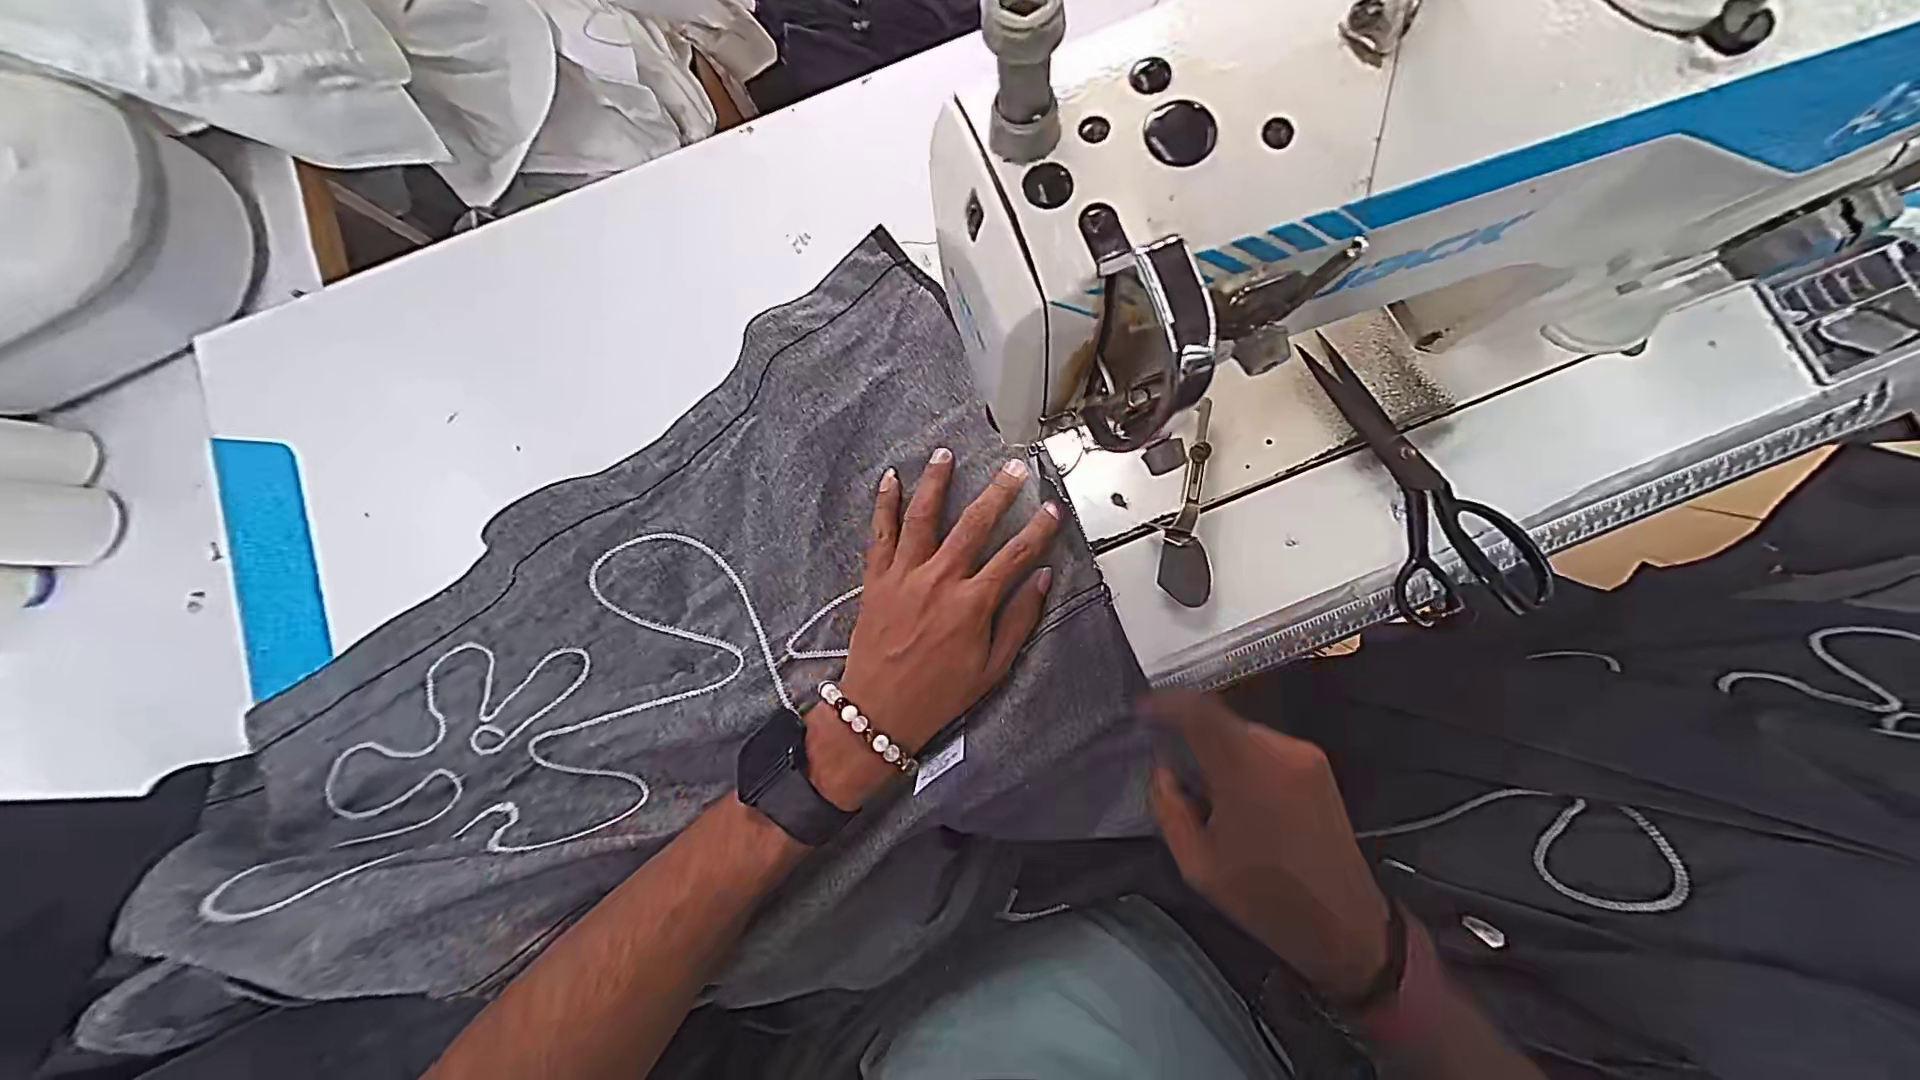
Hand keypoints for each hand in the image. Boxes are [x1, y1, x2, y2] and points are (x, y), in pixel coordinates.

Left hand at [806, 447, 1060, 808]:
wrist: (879, 711)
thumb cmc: (936, 694)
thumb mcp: (992, 668)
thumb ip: (1020, 619)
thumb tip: (1042, 580)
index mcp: (972, 604)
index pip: (1016, 554)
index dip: (1039, 528)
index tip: (1051, 510)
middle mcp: (939, 582)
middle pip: (974, 524)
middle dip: (998, 491)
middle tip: (1013, 468)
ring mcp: (905, 576)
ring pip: (923, 516)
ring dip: (936, 482)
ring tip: (945, 455)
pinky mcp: (877, 579)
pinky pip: (881, 533)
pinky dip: (885, 504)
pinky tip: (890, 480)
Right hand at [1146, 692, 1392, 1001]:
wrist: (1345, 926)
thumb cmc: (1266, 898)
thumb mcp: (1196, 863)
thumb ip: (1168, 806)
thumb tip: (1164, 770)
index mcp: (1246, 770)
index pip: (1198, 711)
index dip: (1165, 703)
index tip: (1143, 711)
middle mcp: (1279, 750)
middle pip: (1218, 719)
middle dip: (1190, 735)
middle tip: (1176, 766)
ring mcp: (1304, 754)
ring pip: (1239, 731)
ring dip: (1217, 748)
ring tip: (1209, 788)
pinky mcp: (1317, 764)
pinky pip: (1263, 744)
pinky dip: (1241, 758)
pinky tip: (1240, 794)